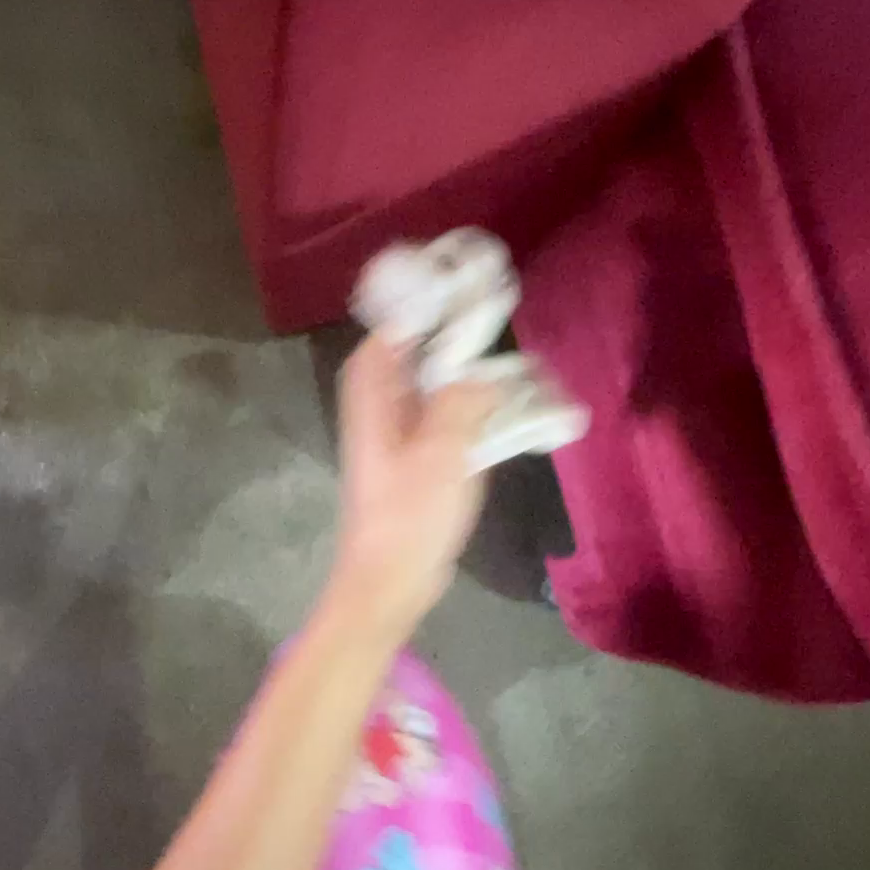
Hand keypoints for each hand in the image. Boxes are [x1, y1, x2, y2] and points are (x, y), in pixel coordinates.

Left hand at [328, 332, 497, 636]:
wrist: (391, 579)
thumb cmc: (409, 514)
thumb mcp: (441, 450)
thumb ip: (461, 402)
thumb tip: (482, 376)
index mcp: (372, 401)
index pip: (383, 339)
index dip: (412, 312)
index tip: (450, 290)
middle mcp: (377, 414)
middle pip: (405, 361)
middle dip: (441, 341)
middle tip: (485, 320)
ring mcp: (395, 442)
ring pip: (425, 393)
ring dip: (456, 377)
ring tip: (498, 360)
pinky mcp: (413, 467)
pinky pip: (438, 423)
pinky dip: (463, 411)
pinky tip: (497, 410)